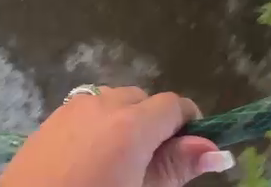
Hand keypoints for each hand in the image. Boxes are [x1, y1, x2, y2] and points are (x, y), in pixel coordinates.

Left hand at [0, 86, 234, 186]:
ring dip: (125, 123)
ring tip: (118, 167)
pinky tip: (89, 162)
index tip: (187, 155)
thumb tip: (218, 150)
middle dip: (153, 126)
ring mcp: (74, 106)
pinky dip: (98, 126)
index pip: (174, 105)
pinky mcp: (51, 118)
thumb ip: (176, 168)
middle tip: (150, 169)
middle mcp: (104, 102)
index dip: (187, 126)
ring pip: (114, 101)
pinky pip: (87, 109)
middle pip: (143, 100)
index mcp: (132, 123)